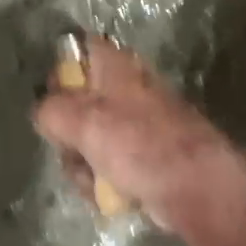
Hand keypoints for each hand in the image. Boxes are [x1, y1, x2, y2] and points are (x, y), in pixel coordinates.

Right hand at [34, 35, 245, 239]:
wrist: (201, 192)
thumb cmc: (140, 147)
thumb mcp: (81, 122)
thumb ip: (50, 110)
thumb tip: (44, 114)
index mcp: (116, 67)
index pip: (77, 50)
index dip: (59, 74)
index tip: (53, 102)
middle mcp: (128, 89)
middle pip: (76, 102)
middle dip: (66, 133)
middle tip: (70, 149)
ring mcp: (139, 125)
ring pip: (89, 138)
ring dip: (81, 163)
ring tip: (92, 181)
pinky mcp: (146, 156)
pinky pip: (108, 162)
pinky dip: (102, 179)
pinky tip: (108, 194)